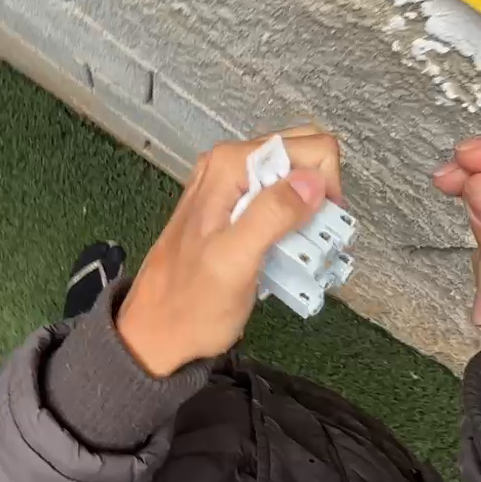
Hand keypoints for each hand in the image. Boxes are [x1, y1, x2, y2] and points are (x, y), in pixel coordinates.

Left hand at [117, 128, 343, 376]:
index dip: (323, 185)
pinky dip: (294, 222)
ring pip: (294, 178)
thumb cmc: (191, 305)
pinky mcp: (233, 208)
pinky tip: (285, 252)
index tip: (317, 226)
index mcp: (229, 165)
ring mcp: (229, 185)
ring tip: (299, 251)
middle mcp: (228, 165)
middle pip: (303, 156)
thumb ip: (271, 215)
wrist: (157, 335)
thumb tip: (313, 182)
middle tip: (311, 239)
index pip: (306, 146)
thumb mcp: (234, 261)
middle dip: (319, 195)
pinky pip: (279, 199)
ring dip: (309, 212)